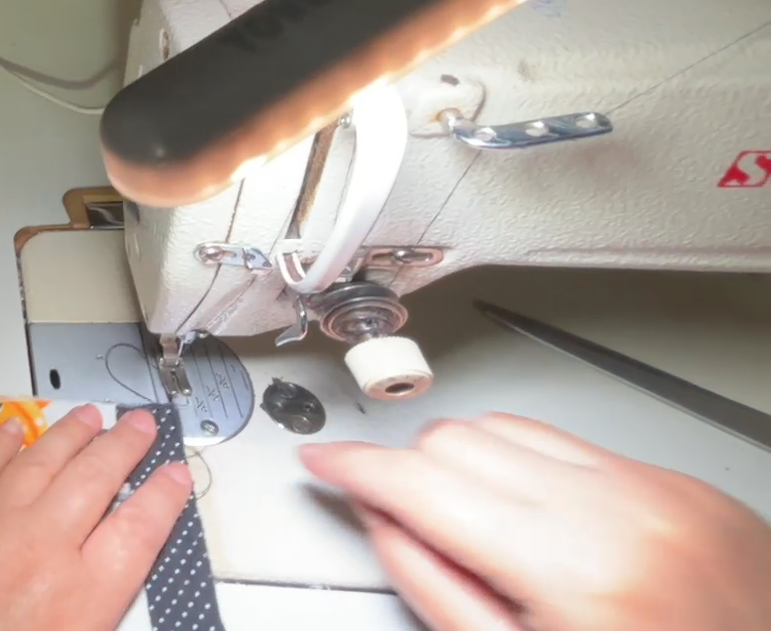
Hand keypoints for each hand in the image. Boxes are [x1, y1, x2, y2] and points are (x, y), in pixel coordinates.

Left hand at [0, 405, 191, 630]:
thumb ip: (93, 610)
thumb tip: (112, 571)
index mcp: (77, 597)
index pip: (137, 532)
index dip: (163, 498)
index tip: (177, 473)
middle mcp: (39, 544)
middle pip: (94, 479)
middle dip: (124, 446)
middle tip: (141, 421)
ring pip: (43, 459)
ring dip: (71, 434)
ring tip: (91, 415)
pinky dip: (3, 440)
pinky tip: (17, 427)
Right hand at [301, 413, 770, 630]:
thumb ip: (424, 579)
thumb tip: (372, 509)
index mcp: (575, 572)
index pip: (416, 482)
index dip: (350, 466)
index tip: (320, 460)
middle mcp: (621, 514)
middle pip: (446, 440)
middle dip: (413, 473)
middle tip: (419, 521)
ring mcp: (662, 493)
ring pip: (496, 426)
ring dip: (467, 462)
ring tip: (492, 523)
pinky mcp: (686, 486)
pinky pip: (563, 439)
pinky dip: (530, 467)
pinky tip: (549, 517)